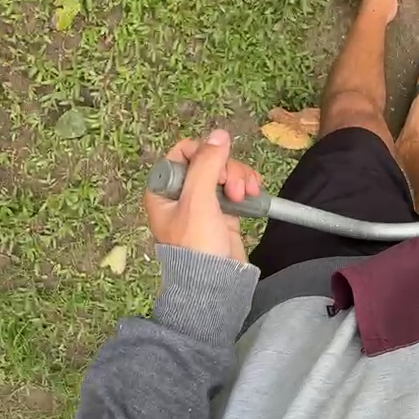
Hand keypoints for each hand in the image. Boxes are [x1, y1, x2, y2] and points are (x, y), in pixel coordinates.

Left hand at [144, 129, 261, 261]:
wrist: (215, 284)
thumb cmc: (197, 245)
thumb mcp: (198, 201)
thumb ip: (207, 165)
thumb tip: (220, 134)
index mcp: (163, 189)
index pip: (183, 153)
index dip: (205, 154)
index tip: (219, 168)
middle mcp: (181, 193)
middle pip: (209, 160)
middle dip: (228, 169)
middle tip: (236, 188)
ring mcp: (203, 203)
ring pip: (225, 172)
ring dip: (240, 177)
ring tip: (248, 194)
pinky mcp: (223, 212)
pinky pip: (235, 187)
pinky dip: (246, 187)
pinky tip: (254, 194)